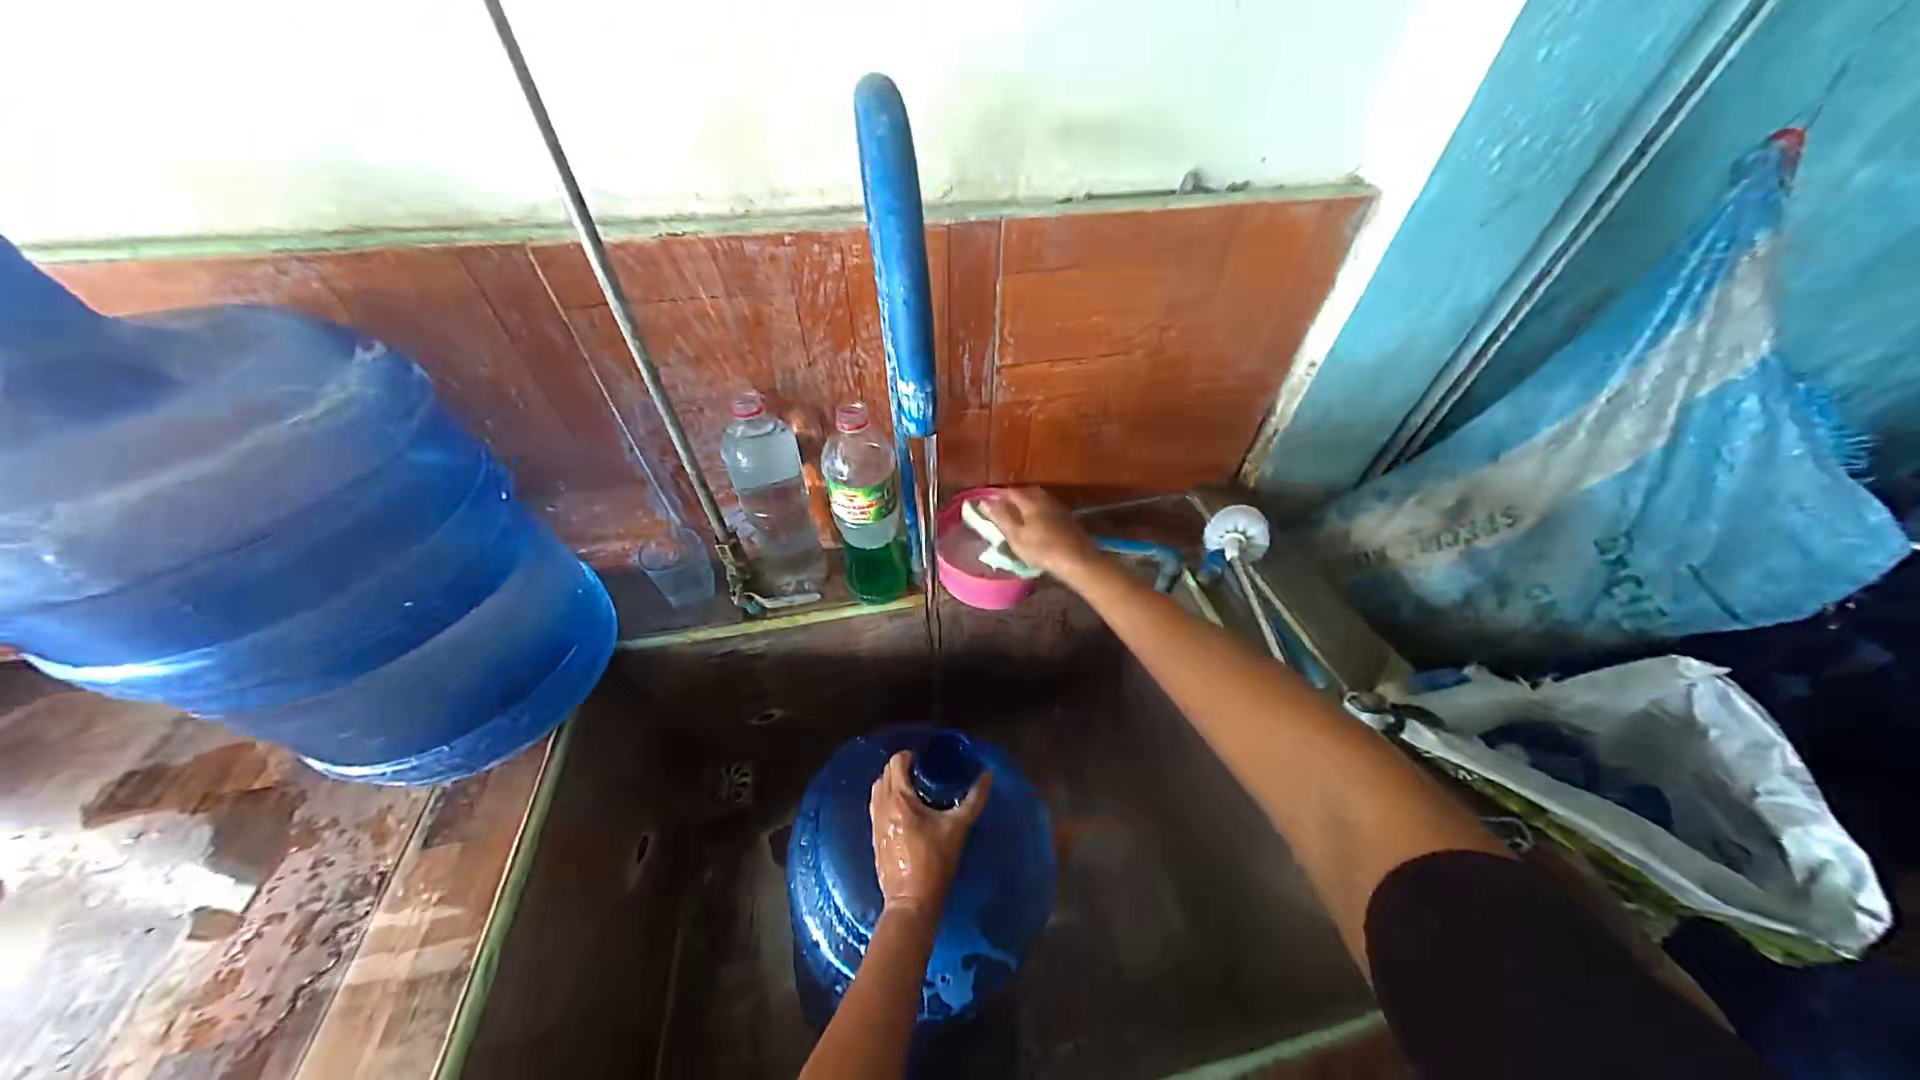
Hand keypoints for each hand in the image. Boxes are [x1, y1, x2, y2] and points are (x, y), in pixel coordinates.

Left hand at [869, 751, 990, 917]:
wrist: (912, 901)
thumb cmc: (935, 862)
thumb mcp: (958, 828)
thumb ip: (974, 799)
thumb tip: (987, 775)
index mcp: (900, 799)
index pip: (896, 762)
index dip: (910, 756)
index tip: (926, 761)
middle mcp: (882, 805)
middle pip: (885, 772)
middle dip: (901, 767)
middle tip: (922, 772)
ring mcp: (875, 821)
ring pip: (877, 788)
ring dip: (891, 781)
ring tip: (912, 787)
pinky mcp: (874, 835)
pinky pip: (875, 804)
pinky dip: (886, 797)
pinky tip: (903, 808)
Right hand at [977, 487, 1101, 579]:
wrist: (1077, 560)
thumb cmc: (1041, 549)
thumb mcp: (1016, 537)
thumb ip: (1001, 518)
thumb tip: (986, 502)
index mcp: (1030, 502)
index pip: (1011, 491)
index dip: (999, 496)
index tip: (990, 503)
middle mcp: (1045, 499)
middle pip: (1027, 492)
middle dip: (1015, 497)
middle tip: (1005, 508)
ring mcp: (1059, 508)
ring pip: (1040, 499)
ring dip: (1028, 504)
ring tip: (1020, 516)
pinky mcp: (1068, 519)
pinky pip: (1049, 509)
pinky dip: (1040, 512)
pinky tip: (1038, 524)